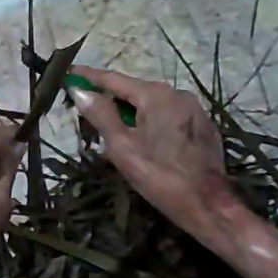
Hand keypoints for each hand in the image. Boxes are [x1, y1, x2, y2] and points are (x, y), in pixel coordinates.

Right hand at [67, 66, 240, 241]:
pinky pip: (168, 116)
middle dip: (110, 98)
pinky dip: (151, 121)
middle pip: (135, 90)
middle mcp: (177, 93)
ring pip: (152, 104)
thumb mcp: (122, 146)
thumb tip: (80, 91)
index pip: (114, 79)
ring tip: (113, 128)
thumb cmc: (159, 175)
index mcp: (155, 94)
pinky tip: (143, 139)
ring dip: (131, 112)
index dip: (89, 76)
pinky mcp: (203, 126)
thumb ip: (101, 115)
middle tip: (87, 108)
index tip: (70, 73)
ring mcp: (194, 109)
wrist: (207, 204)